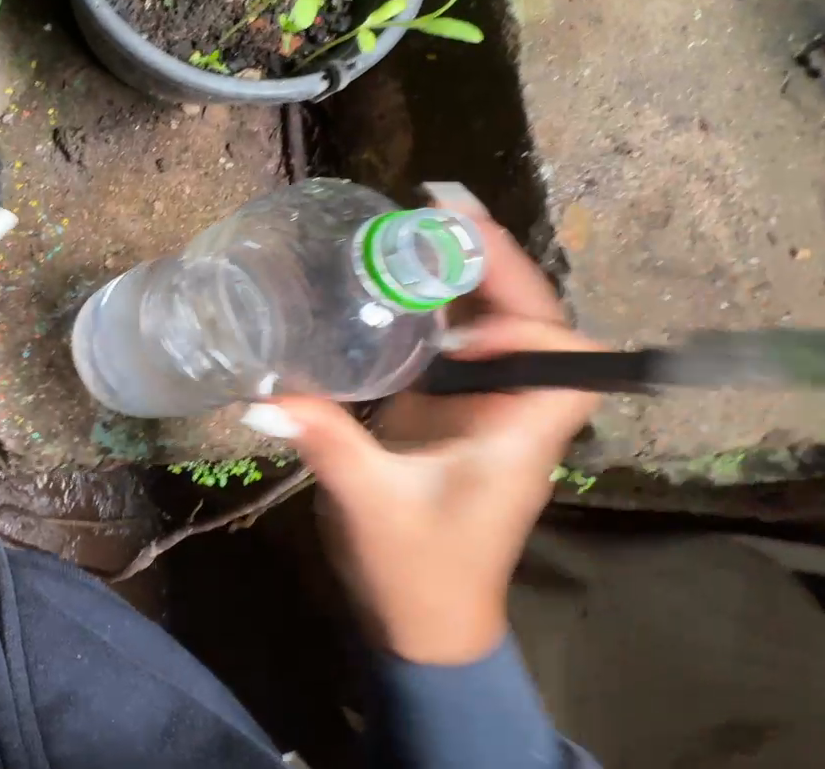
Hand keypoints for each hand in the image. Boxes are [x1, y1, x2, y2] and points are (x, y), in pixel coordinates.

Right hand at [243, 187, 599, 664]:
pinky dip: (422, 308)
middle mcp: (507, 410)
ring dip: (455, 275)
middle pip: (526, 321)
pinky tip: (380, 283)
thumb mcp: (370, 501)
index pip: (564, 356)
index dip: (520, 315)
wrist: (420, 619)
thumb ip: (324, 442)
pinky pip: (443, 346)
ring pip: (485, 327)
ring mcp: (473, 409)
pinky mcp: (437, 412)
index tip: (454, 290)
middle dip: (487, 261)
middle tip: (430, 205)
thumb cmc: (417, 568)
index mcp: (519, 432)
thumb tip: (260, 393)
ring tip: (404, 226)